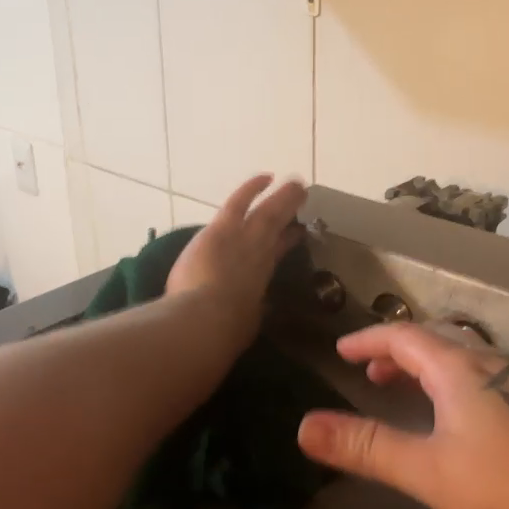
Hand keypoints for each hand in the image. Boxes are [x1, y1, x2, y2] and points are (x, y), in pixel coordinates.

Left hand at [166, 174, 307, 332]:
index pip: (277, 253)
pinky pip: (241, 202)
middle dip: (290, 212)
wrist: (204, 322)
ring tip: (296, 185)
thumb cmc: (225, 331)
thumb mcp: (245, 322)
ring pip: (267, 213)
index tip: (298, 232)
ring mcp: (242, 239)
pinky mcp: (222, 230)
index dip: (288, 241)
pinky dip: (254, 188)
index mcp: (261, 280)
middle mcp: (257, 255)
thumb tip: (257, 306)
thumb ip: (250, 309)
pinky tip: (267, 177)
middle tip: (303, 196)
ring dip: (282, 198)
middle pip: (277, 228)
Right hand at [297, 323, 508, 508]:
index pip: (405, 337)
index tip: (342, 352)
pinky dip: (463, 387)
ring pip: (470, 363)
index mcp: (462, 370)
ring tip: (416, 397)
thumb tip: (304, 425)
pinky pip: (495, 382)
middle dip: (400, 355)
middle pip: (439, 344)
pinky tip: (471, 424)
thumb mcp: (430, 474)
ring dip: (433, 371)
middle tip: (373, 376)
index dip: (369, 340)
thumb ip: (368, 448)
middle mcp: (497, 365)